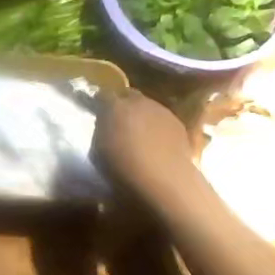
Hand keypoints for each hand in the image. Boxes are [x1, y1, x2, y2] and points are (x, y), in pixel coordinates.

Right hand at [94, 90, 202, 207]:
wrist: (163, 180)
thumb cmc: (123, 168)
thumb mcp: (99, 151)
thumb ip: (100, 132)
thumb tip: (103, 125)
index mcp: (114, 107)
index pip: (103, 95)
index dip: (100, 103)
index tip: (97, 112)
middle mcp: (138, 101)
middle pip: (128, 95)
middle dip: (123, 105)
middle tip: (119, 122)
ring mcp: (161, 110)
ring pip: (147, 106)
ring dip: (142, 115)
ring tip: (140, 133)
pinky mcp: (177, 123)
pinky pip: (162, 119)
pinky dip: (158, 126)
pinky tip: (157, 143)